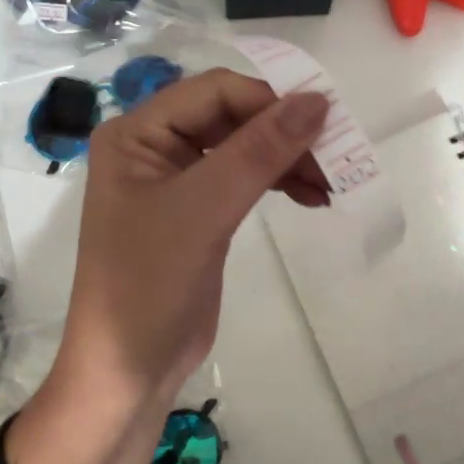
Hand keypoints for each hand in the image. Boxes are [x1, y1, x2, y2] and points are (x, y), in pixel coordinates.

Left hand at [8, 70, 329, 463]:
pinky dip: (278, 182)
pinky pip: (243, 178)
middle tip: (336, 157)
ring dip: (287, 158)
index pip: (215, 91)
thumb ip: (259, 151)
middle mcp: (153, 146)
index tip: (327, 123)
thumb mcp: (204, 211)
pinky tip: (312, 196)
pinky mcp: (196, 211)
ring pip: (243, 146)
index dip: (271, 99)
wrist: (127, 371)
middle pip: (232, 115)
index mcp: (137, 133)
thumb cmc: (149, 285)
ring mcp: (175, 180)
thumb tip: (319, 100)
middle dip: (283, 132)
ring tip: (332, 184)